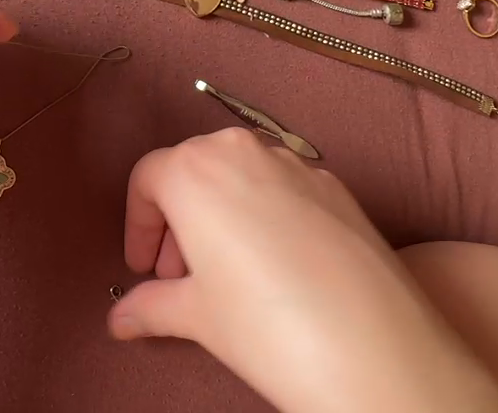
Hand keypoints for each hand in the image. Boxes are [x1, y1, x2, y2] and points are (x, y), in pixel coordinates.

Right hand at [111, 128, 497, 412]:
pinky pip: (282, 185)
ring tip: (229, 271)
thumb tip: (121, 318)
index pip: (146, 180)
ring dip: (221, 211)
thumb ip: (150, 306)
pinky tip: (279, 266)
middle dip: (178, 219)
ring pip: (238, 172)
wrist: (376, 349)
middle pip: (191, 169)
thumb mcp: (197, 316)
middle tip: (179, 275)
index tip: (143, 268)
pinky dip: (265, 212)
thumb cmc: (268, 326)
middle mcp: (240, 148)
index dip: (138, 226)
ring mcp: (292, 161)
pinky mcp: (334, 182)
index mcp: (193, 168)